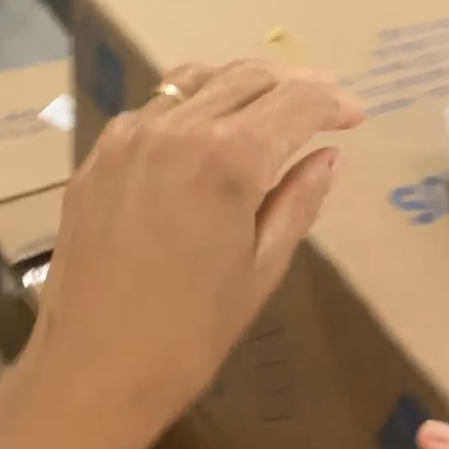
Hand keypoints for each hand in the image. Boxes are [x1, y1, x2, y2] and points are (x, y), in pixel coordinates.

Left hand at [18, 60, 363, 439]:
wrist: (94, 370)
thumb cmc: (192, 334)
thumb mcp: (261, 269)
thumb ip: (298, 201)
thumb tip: (327, 156)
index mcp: (229, 158)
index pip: (295, 103)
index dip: (332, 103)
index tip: (354, 117)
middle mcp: (176, 129)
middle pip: (245, 78)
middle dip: (292, 85)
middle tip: (321, 105)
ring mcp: (127, 138)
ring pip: (194, 82)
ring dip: (239, 87)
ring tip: (266, 111)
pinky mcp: (96, 158)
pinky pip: (151, 112)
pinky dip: (188, 109)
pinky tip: (202, 138)